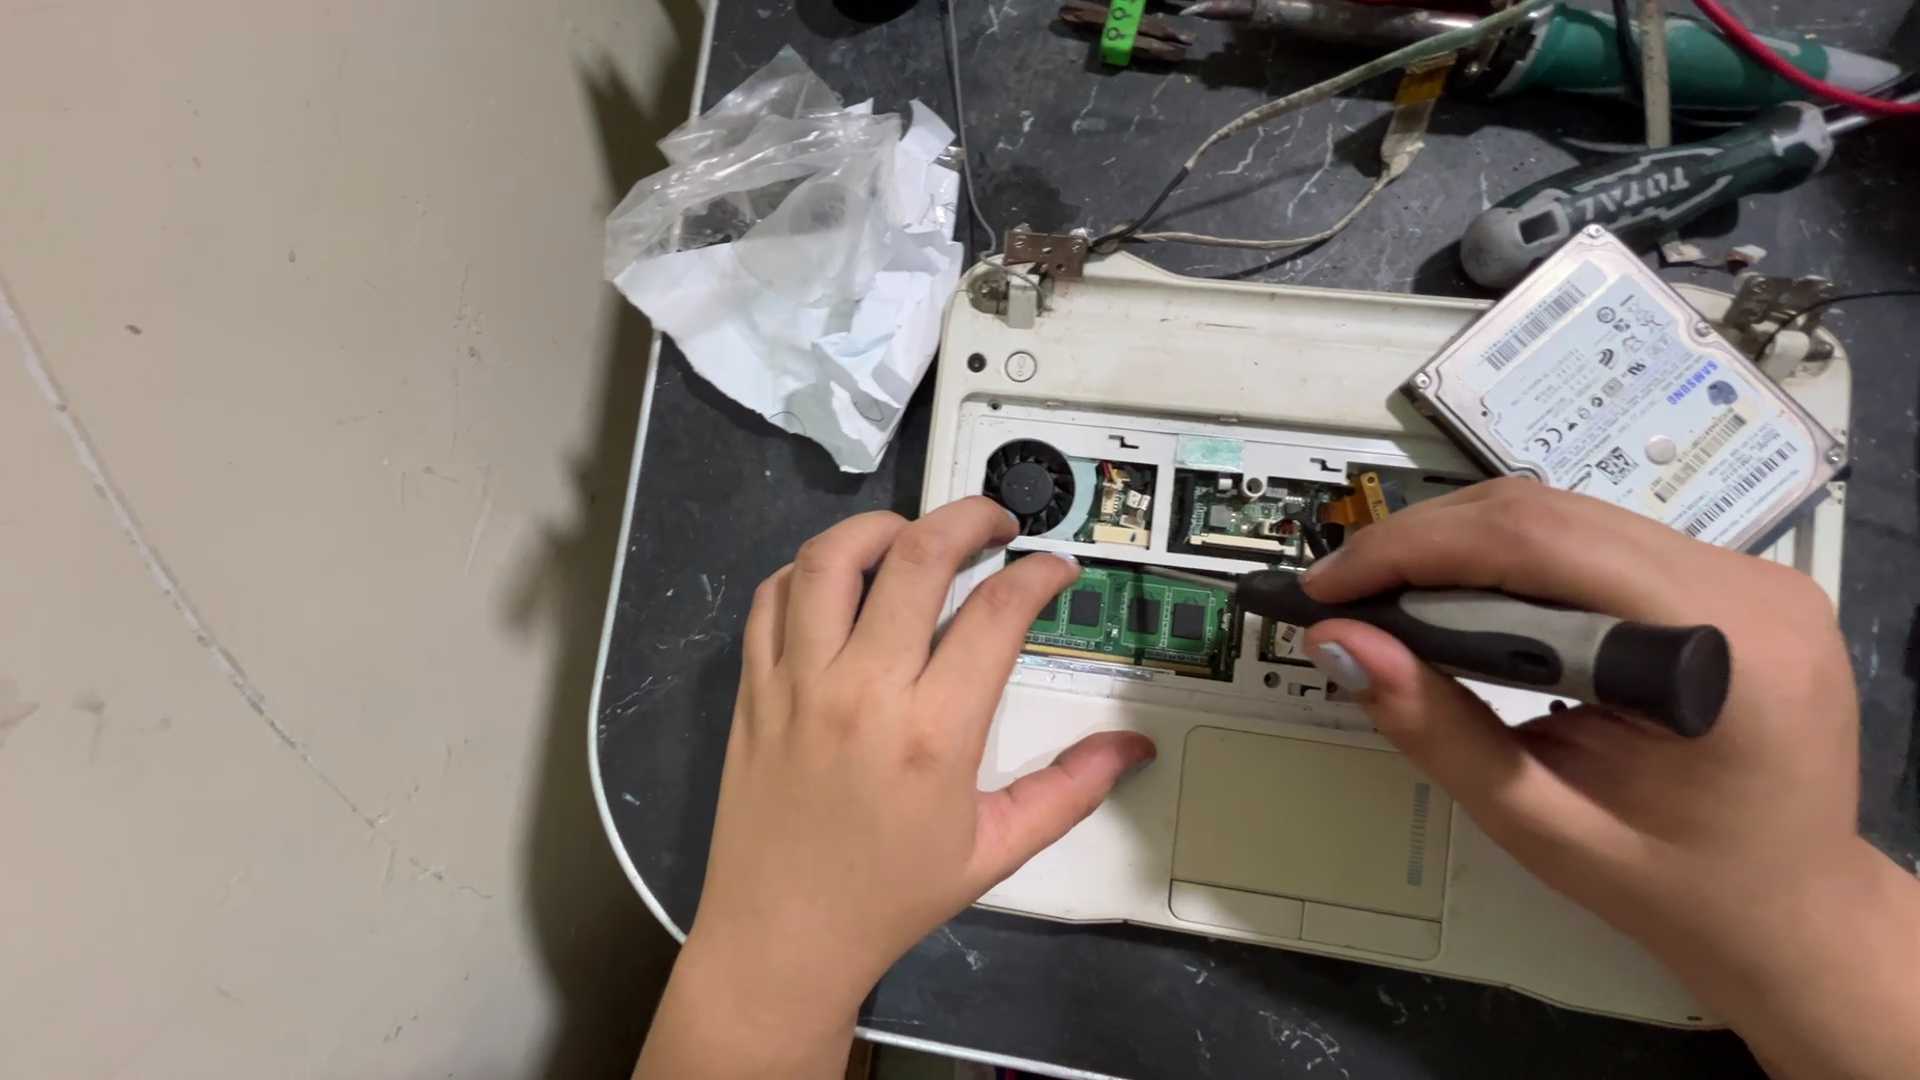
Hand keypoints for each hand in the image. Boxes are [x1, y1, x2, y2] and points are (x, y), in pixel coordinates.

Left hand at [636, 498, 1155, 1079]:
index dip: (1040, 575)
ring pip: (831, 558)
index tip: (1055, 569)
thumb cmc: (891, 897)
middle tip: (996, 524)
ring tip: (915, 536)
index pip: (998, 613)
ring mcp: (797, 682)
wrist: (780, 939)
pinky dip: (809, 570)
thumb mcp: (995, 850)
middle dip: (970, 517)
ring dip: (882, 527)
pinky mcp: (752, 686)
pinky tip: (844, 582)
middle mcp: (863, 690)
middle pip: (919, 557)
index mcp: (933, 732)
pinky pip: (771, 597)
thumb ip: (1071, 790)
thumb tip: (1135, 748)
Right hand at [1300, 478, 1919, 1076]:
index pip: (1537, 544)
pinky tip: (1442, 595)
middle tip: (1335, 592)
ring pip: (1548, 512)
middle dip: (1413, 542)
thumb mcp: (1531, 820)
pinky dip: (1483, 554)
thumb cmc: (1666, 882)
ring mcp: (1734, 572)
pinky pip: (1569, 535)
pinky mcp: (1708, 576)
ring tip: (1374, 593)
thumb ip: (1432, 728)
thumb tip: (1335, 640)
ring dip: (1442, 543)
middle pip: (1538, 514)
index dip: (1414, 549)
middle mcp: (1741, 587)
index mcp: (1723, 651)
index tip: (1324, 589)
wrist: (1787, 906)